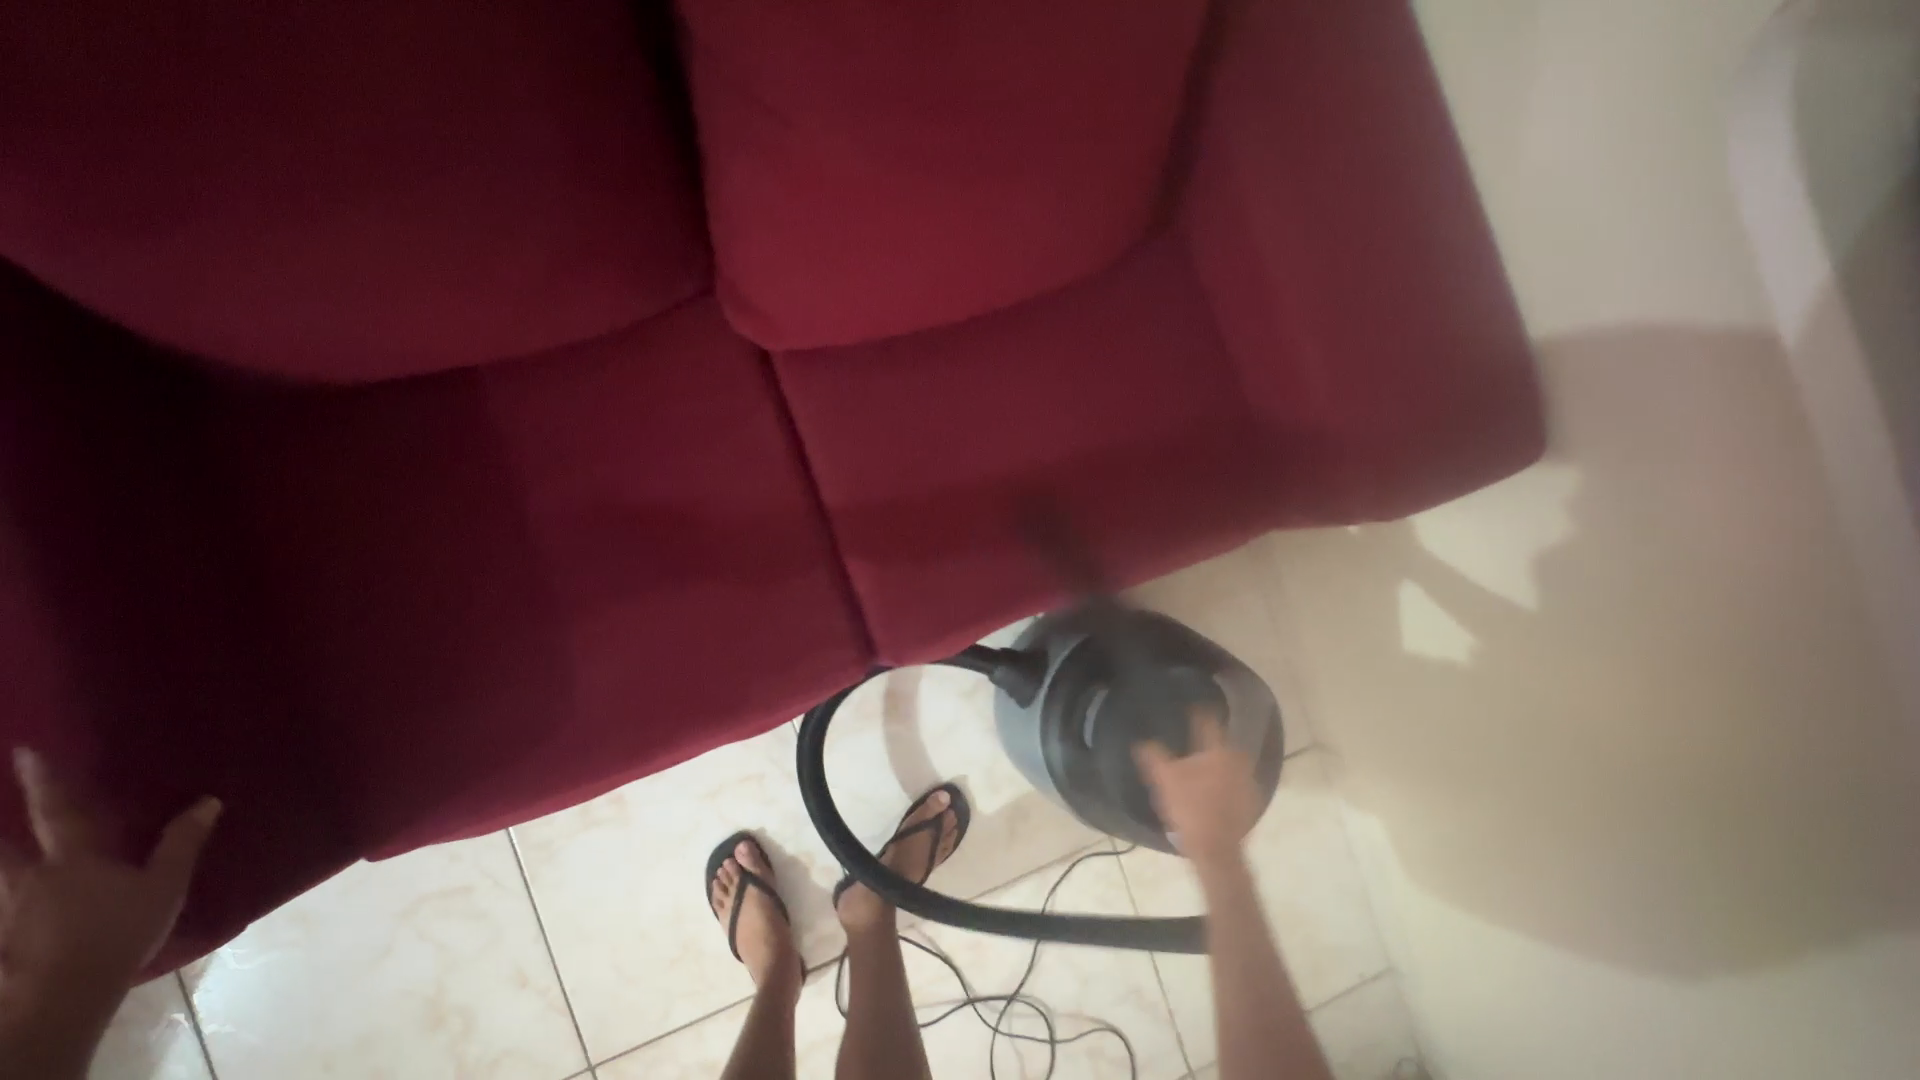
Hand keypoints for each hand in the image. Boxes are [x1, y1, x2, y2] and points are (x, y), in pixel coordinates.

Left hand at [0, 749, 220, 1015]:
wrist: (58, 998)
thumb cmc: (117, 934)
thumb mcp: (164, 887)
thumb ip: (182, 843)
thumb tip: (207, 802)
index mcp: (72, 859)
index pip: (56, 810)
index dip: (44, 779)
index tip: (27, 750)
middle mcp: (26, 877)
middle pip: (4, 843)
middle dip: (5, 822)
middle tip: (6, 802)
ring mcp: (5, 908)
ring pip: (2, 871)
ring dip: (6, 854)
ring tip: (15, 845)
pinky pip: (4, 904)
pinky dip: (9, 898)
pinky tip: (18, 903)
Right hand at [1133, 708, 1261, 867]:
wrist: (1216, 849)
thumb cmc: (1189, 809)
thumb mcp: (1163, 780)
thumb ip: (1152, 757)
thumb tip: (1140, 742)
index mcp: (1217, 750)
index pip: (1209, 722)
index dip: (1199, 713)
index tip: (1194, 707)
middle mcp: (1238, 761)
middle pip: (1224, 744)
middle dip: (1212, 742)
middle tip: (1198, 743)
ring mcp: (1249, 782)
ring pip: (1233, 765)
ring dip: (1221, 764)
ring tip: (1205, 769)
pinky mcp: (1252, 802)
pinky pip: (1238, 784)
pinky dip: (1228, 784)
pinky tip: (1215, 793)